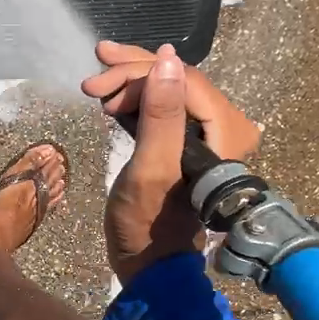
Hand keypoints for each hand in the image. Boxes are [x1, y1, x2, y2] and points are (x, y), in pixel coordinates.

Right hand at [82, 42, 259, 285]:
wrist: (149, 260)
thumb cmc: (148, 222)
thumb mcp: (152, 169)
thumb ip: (162, 116)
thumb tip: (165, 59)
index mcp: (226, 129)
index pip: (184, 80)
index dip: (139, 75)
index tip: (96, 85)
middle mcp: (225, 125)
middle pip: (178, 80)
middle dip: (132, 75)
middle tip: (92, 82)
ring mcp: (207, 134)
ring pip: (169, 89)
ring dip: (131, 84)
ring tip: (95, 88)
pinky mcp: (187, 143)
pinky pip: (165, 106)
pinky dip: (137, 99)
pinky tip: (114, 98)